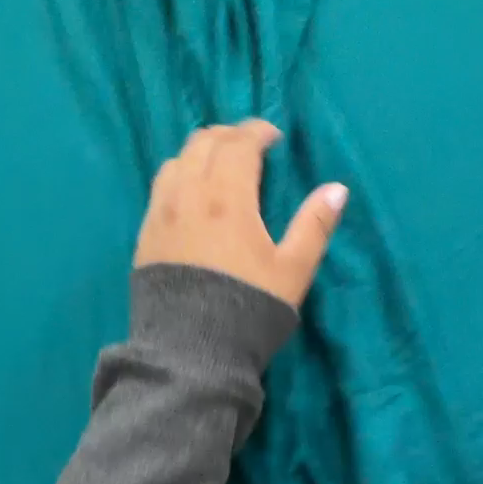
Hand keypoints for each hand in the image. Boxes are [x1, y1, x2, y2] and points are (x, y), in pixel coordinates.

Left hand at [134, 119, 348, 307]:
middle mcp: (188, 196)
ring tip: (217, 165)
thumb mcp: (292, 272)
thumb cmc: (249, 310)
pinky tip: (190, 196)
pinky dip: (179, 177)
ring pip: (176, 162)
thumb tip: (337, 188)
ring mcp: (161, 216)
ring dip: (200, 153)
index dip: (257, 132)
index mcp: (227, 198)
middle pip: (203, 144)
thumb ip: (314, 226)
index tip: (272, 135)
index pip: (239, 144)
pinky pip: (159, 190)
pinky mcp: (145, 238)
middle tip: (248, 145)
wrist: (192, 352)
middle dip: (228, 136)